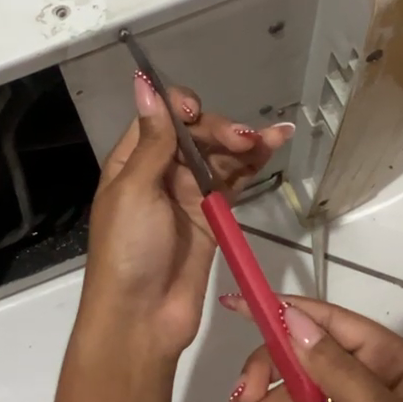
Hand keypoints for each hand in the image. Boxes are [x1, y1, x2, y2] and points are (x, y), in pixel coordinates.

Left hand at [76, 74, 292, 361]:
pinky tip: (274, 144)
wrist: (142, 318)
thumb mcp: (134, 190)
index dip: (181, 109)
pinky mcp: (212, 216)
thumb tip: (143, 83)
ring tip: (271, 138)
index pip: (160, 118)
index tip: (198, 115)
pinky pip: (234, 181)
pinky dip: (253, 163)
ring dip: (243, 142)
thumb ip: (152, 139)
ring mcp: (188, 194)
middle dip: (219, 129)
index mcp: (131, 162)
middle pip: (195, 134)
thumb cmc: (128, 251)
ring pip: (219, 155)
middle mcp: (160, 172)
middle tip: (243, 138)